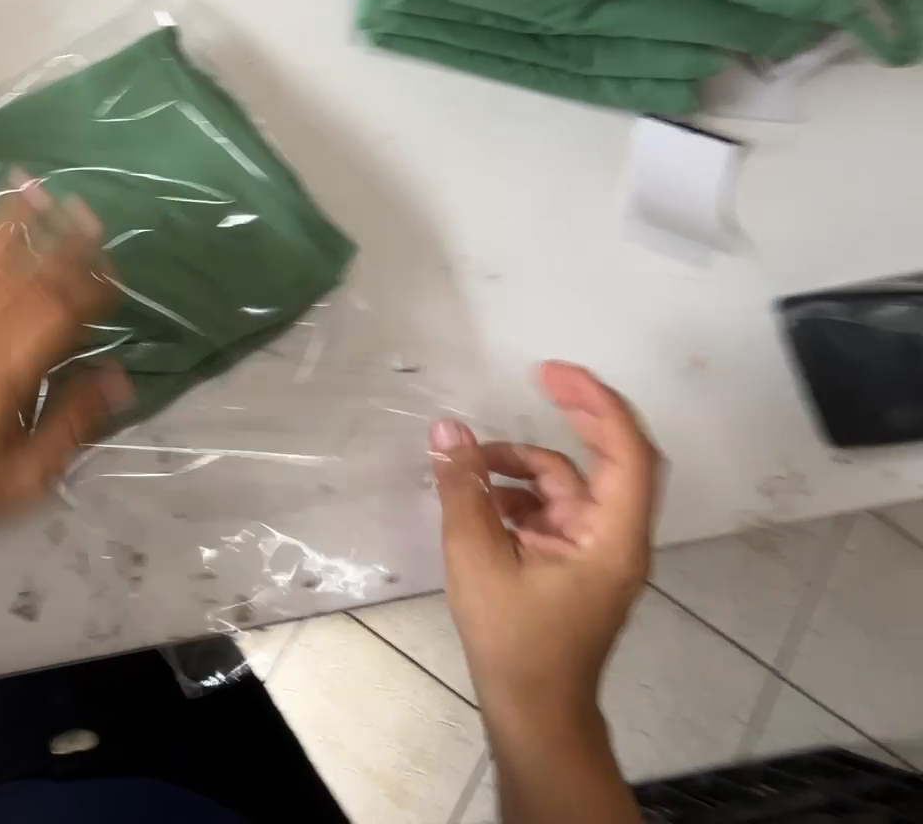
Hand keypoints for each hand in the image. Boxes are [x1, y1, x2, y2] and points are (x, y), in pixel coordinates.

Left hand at [0, 174, 130, 569]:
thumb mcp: (26, 475)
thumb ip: (72, 421)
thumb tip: (118, 376)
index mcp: (3, 377)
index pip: (57, 316)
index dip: (89, 288)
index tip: (114, 267)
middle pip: (24, 280)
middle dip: (60, 244)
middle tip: (88, 212)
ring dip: (11, 226)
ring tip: (33, 188)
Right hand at [430, 362, 660, 725]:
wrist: (531, 700)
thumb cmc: (512, 633)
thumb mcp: (476, 553)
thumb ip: (463, 487)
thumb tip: (446, 429)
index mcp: (611, 537)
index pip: (627, 456)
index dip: (599, 406)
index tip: (556, 373)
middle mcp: (614, 535)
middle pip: (609, 459)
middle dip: (577, 414)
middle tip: (540, 376)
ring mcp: (593, 547)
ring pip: (564, 483)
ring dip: (518, 465)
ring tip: (464, 468)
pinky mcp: (570, 557)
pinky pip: (547, 506)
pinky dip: (513, 493)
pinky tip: (476, 501)